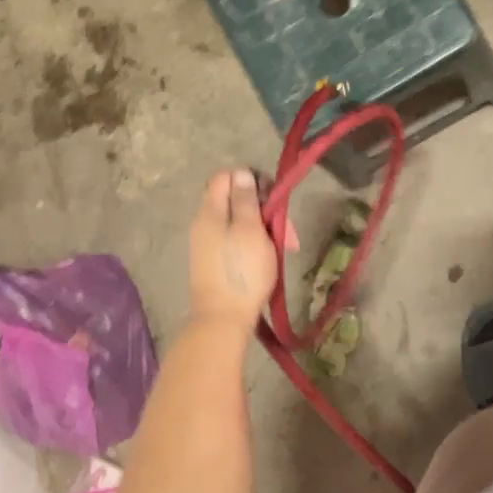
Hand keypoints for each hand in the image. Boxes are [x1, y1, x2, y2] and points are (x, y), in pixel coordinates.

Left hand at [187, 169, 291, 328]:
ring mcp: (208, 245)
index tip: (273, 198)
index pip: (226, 177)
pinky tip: (269, 260)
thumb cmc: (242, 272)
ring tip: (284, 249)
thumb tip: (241, 172)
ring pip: (239, 223)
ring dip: (264, 230)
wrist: (223, 320)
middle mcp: (205, 224)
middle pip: (235, 201)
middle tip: (287, 232)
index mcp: (211, 212)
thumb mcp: (250, 230)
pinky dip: (254, 245)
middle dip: (264, 210)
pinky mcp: (215, 263)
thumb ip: (246, 200)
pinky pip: (236, 241)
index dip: (251, 180)